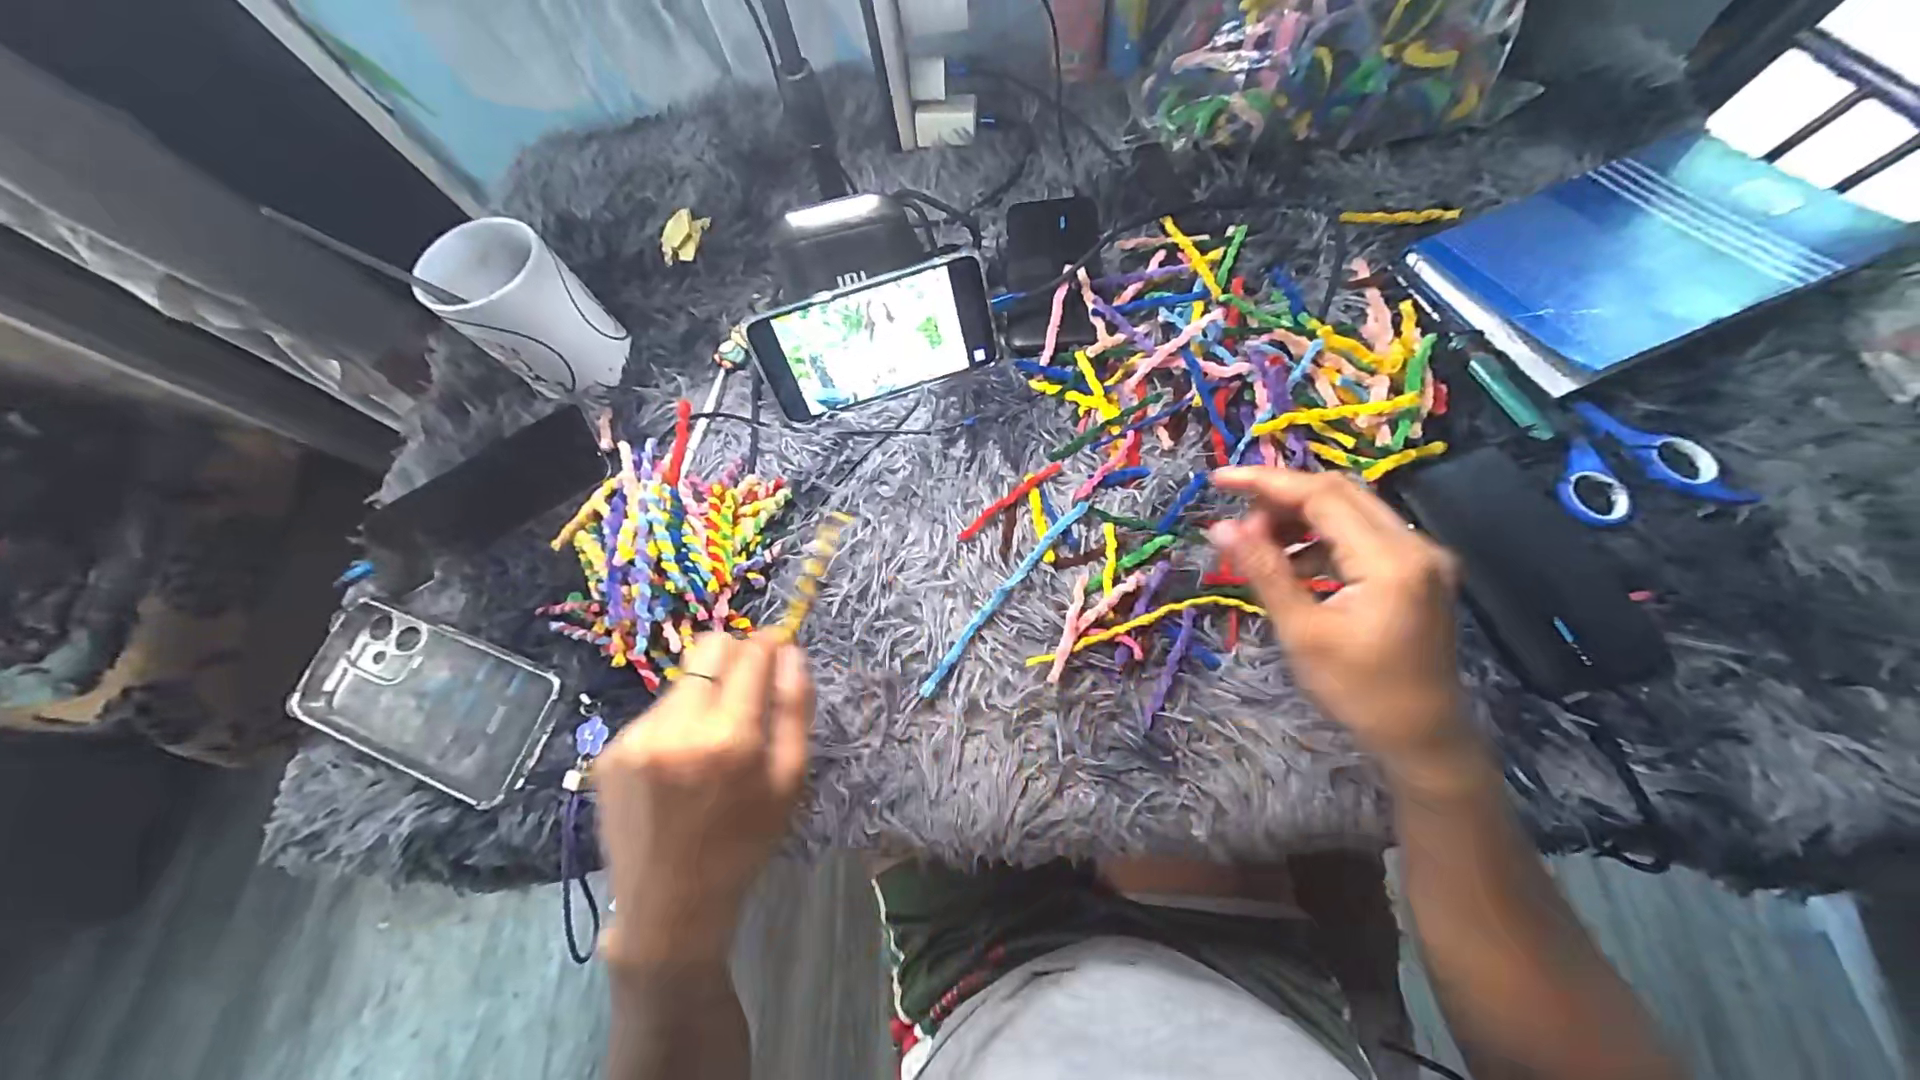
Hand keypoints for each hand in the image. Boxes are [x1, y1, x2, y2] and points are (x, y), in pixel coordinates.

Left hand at [593, 631, 813, 968]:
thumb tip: (791, 652)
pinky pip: (658, 709)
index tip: (780, 645)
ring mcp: (636, 736)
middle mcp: (678, 727)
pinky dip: (678, 719)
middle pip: (710, 646)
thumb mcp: (789, 781)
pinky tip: (680, 761)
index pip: (751, 652)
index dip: (771, 642)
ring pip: (684, 677)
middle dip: (736, 656)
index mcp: (730, 738)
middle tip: (748, 690)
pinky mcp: (611, 750)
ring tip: (712, 739)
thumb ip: (795, 708)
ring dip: (706, 691)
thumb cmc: (743, 844)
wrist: (668, 907)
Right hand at [1208, 467, 1480, 786]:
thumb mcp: (1302, 631)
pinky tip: (1292, 561)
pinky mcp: (1416, 571)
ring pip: (1350, 510)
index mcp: (1391, 560)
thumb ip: (1263, 571)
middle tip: (1236, 516)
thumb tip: (1219, 527)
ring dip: (1299, 517)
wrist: (1423, 738)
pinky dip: (1321, 537)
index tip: (1218, 480)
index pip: (1322, 496)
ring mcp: (1421, 557)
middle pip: (1340, 493)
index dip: (1266, 482)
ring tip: (1258, 543)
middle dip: (1281, 496)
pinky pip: (1361, 534)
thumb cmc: (1359, 692)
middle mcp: (1415, 545)